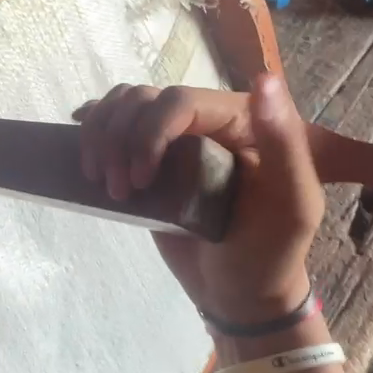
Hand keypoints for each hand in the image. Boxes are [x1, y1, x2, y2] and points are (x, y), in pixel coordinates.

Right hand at [73, 74, 324, 324]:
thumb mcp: (292, 204)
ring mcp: (173, 140)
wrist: (240, 293)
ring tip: (100, 180)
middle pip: (143, 100)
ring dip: (99, 135)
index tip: (142, 180)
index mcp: (241, 119)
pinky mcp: (148, 161)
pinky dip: (92, 127)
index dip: (150, 132)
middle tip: (120, 190)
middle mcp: (204, 121)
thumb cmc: (270, 253)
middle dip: (118, 138)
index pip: (179, 102)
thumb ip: (284, 143)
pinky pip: (113, 125)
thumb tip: (264, 79)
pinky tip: (80, 138)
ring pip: (123, 106)